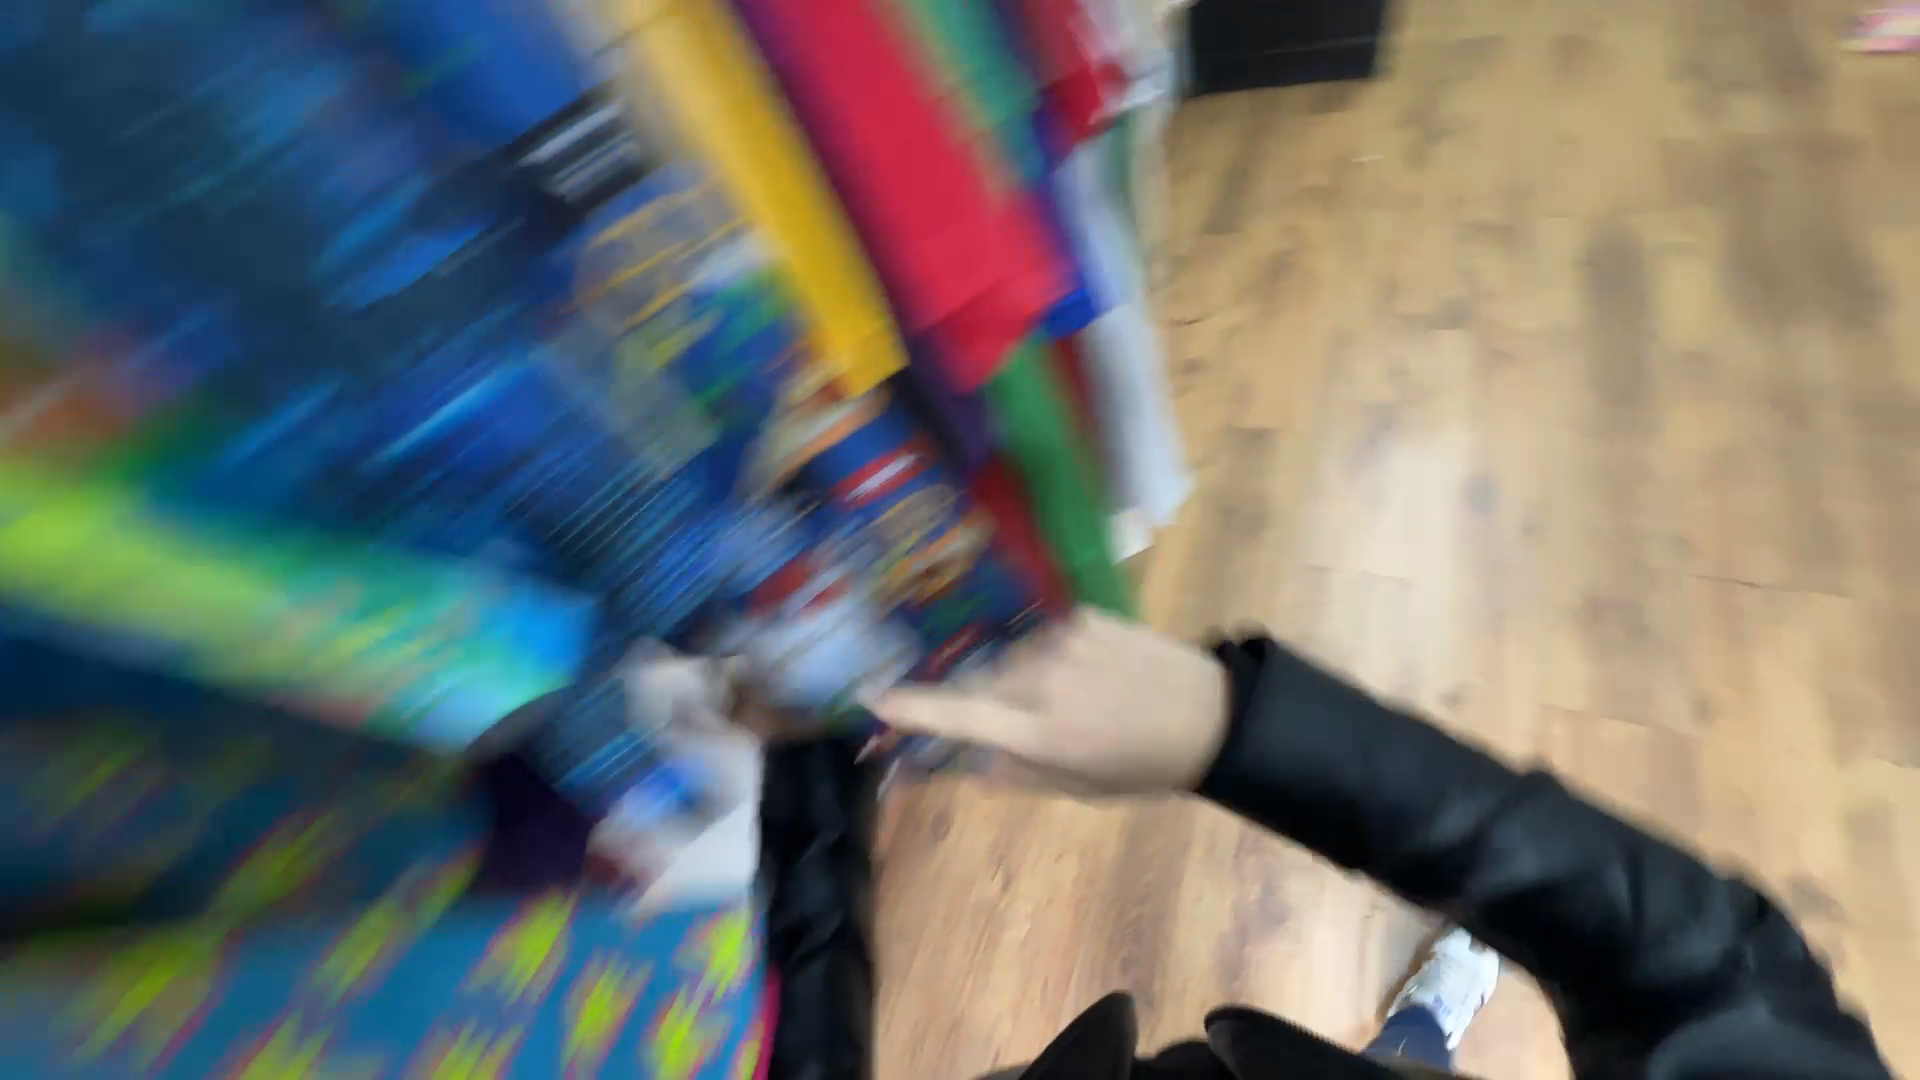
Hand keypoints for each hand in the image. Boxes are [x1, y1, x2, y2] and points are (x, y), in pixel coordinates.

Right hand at [863, 608, 1232, 794]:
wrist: (1209, 715)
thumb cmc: (1139, 766)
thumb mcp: (1076, 787)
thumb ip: (1013, 772)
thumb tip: (964, 757)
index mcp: (1040, 733)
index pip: (960, 716)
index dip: (912, 707)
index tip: (870, 697)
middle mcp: (1043, 680)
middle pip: (977, 682)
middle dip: (974, 699)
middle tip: (1004, 717)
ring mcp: (1062, 640)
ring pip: (1009, 659)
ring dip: (1016, 678)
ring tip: (1062, 696)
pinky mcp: (1081, 615)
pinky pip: (1040, 637)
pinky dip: (1047, 656)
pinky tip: (1083, 670)